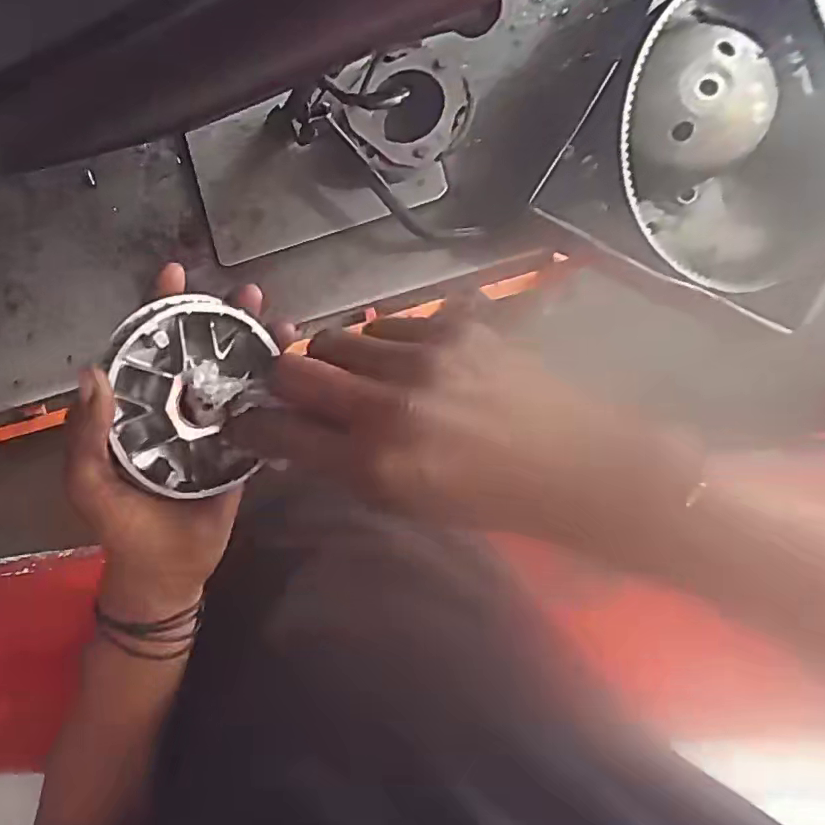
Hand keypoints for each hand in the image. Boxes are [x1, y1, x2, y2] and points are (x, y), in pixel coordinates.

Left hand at [66, 264, 295, 621]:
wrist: (168, 573)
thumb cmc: (123, 529)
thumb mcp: (90, 485)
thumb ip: (85, 435)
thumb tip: (93, 373)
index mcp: (135, 408)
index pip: (145, 347)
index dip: (158, 307)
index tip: (174, 271)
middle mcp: (173, 407)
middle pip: (196, 349)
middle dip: (219, 315)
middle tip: (245, 292)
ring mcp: (209, 425)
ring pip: (231, 372)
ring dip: (254, 342)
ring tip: (278, 319)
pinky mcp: (239, 447)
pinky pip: (257, 410)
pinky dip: (275, 385)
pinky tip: (293, 363)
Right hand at [230, 298, 700, 566]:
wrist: (577, 465)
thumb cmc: (483, 498)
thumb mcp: (400, 501)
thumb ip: (339, 466)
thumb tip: (292, 433)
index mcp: (373, 464)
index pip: (279, 430)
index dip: (251, 422)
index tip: (247, 418)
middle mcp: (388, 407)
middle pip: (293, 369)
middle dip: (282, 380)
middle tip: (297, 389)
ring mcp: (423, 359)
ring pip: (336, 338)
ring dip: (336, 359)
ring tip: (362, 375)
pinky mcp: (457, 326)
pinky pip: (387, 323)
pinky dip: (384, 343)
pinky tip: (407, 362)